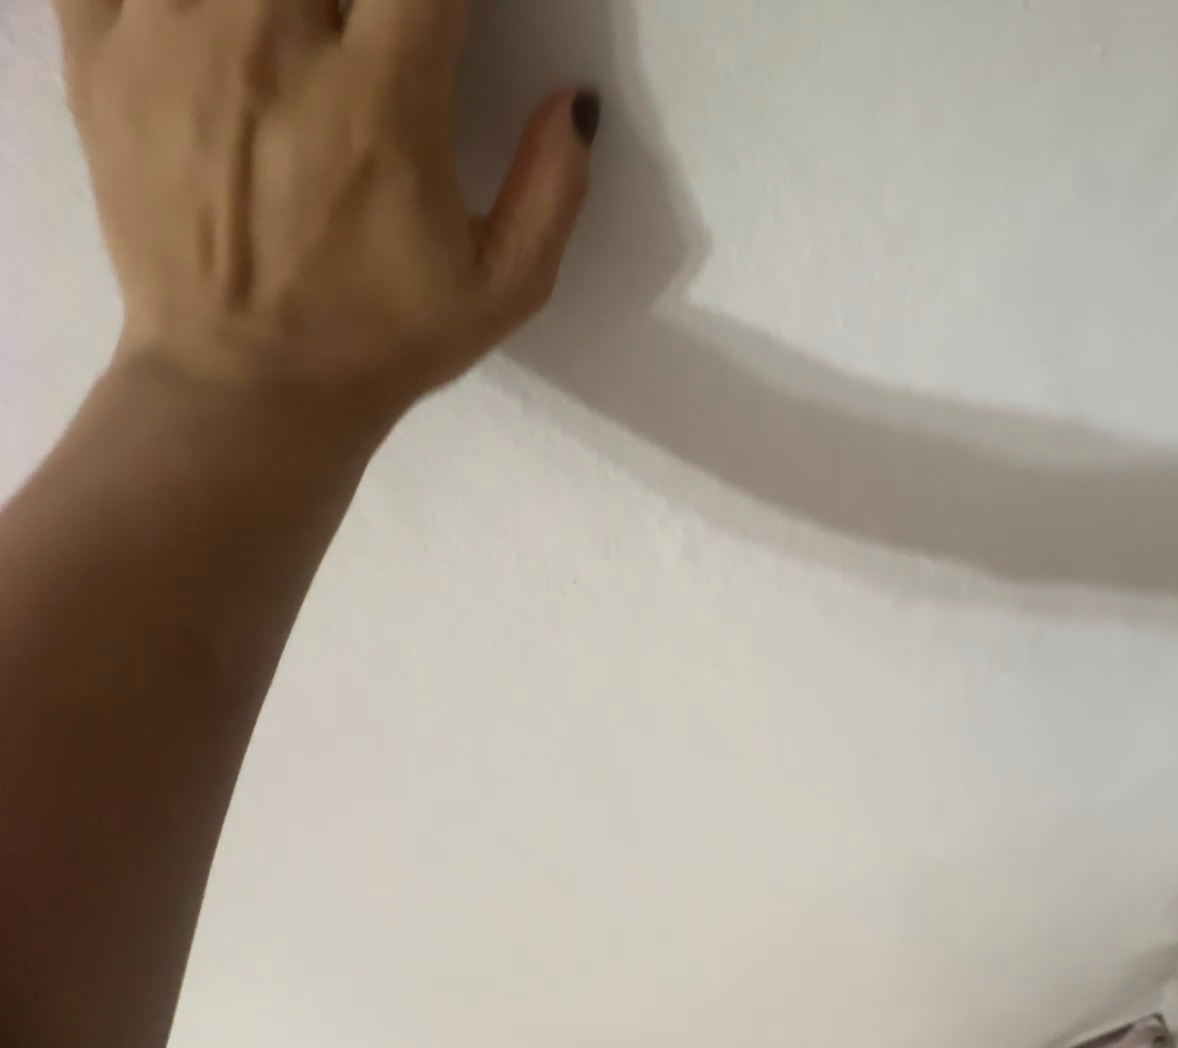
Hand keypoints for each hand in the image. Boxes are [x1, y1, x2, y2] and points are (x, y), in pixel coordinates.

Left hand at [55, 0, 596, 410]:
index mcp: (381, 104)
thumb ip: (555, 186)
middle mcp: (268, 47)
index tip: (465, 19)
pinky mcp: (97, 53)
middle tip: (396, 33)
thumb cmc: (395, 332)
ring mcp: (166, 38)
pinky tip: (233, 25)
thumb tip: (577, 102)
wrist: (252, 380)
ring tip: (326, 36)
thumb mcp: (512, 283)